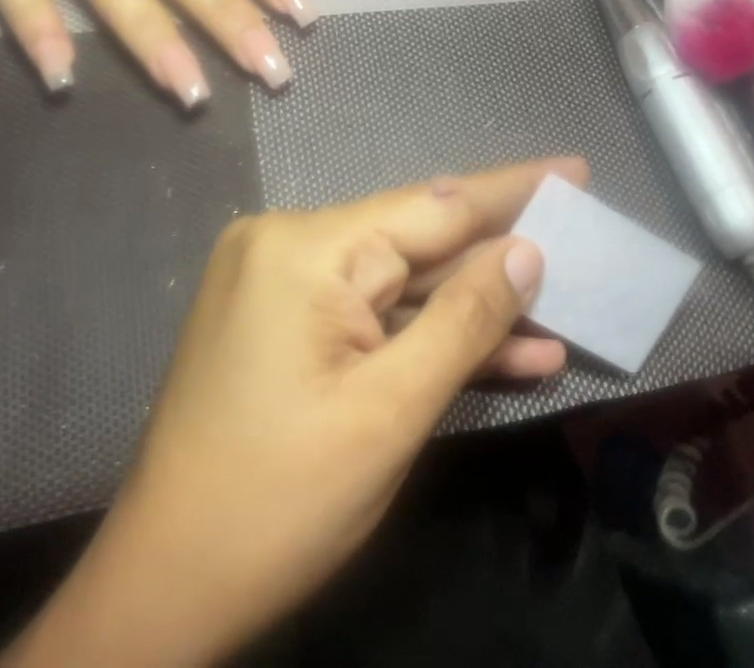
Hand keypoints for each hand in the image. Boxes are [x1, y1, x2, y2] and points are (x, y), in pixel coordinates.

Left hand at [1, 158, 585, 666]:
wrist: (171, 583)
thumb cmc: (282, 497)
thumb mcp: (392, 407)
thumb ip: (466, 318)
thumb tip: (528, 250)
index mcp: (305, 249)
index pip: (434, 206)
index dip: (512, 191)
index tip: (575, 171)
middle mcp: (286, 249)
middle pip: (418, 240)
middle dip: (501, 253)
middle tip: (582, 241)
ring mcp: (280, 290)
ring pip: (401, 286)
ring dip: (476, 310)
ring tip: (565, 311)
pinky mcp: (284, 331)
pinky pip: (372, 320)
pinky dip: (430, 339)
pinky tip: (512, 355)